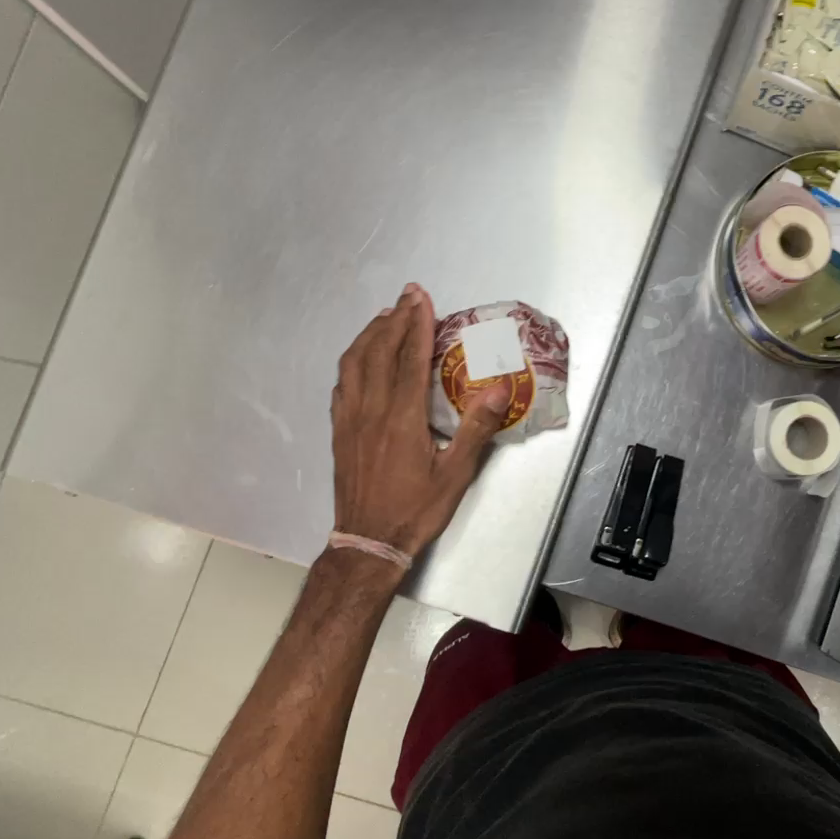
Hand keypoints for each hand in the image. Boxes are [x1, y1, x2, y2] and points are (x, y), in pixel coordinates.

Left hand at [331, 284, 510, 558]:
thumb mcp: (456, 474)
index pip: (410, 358)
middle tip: (407, 297)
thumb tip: (499, 389)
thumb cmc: (416, 510)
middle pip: (379, 352)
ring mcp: (350, 420)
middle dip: (393, 319)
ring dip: (369, 335)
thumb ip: (476, 429)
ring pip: (354, 363)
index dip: (417, 324)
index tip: (422, 298)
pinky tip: (361, 361)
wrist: (369, 541)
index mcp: (402, 417)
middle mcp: (372, 410)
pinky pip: (342, 385)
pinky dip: (353, 362)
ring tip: (384, 319)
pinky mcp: (340, 432)